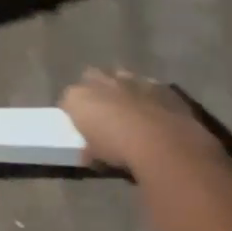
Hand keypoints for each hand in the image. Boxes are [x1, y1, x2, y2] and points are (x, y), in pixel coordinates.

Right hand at [58, 68, 219, 171]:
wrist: (164, 144)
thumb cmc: (117, 148)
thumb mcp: (93, 153)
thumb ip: (88, 147)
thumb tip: (89, 153)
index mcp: (77, 97)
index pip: (66, 99)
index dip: (72, 110)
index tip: (78, 122)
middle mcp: (102, 82)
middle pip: (92, 78)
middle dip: (95, 89)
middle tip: (100, 107)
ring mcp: (134, 81)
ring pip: (121, 76)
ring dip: (121, 87)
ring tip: (127, 105)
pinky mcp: (163, 87)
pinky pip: (150, 86)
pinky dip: (148, 95)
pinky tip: (153, 110)